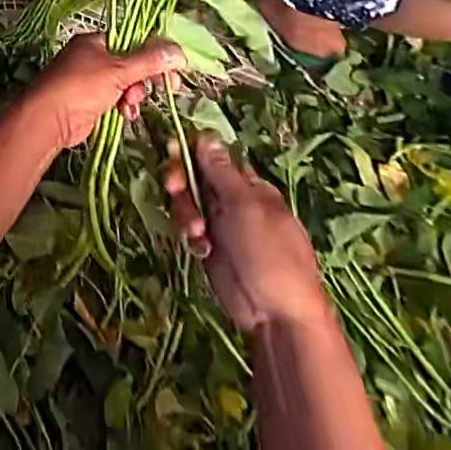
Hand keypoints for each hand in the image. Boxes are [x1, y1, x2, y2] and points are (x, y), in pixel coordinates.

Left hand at [23, 34, 185, 151]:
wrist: (49, 118)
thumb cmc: (81, 87)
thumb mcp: (118, 70)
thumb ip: (149, 61)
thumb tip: (179, 51)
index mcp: (95, 42)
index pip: (132, 42)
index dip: (154, 54)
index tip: (174, 68)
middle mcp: (91, 58)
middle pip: (130, 65)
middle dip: (144, 79)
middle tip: (165, 89)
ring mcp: (90, 81)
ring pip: (125, 85)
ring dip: (134, 95)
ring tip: (130, 104)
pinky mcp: (90, 102)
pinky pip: (115, 100)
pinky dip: (123, 107)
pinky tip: (125, 115)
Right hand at [166, 137, 328, 331]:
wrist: (276, 315)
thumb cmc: (269, 254)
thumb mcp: (245, 207)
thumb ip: (221, 172)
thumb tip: (207, 135)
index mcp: (250, 186)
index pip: (215, 156)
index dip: (193, 152)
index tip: (174, 152)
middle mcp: (234, 200)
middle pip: (195, 176)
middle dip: (182, 182)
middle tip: (174, 188)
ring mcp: (221, 224)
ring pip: (188, 202)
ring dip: (186, 213)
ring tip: (197, 233)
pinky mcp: (210, 246)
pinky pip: (189, 229)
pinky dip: (190, 236)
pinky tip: (201, 249)